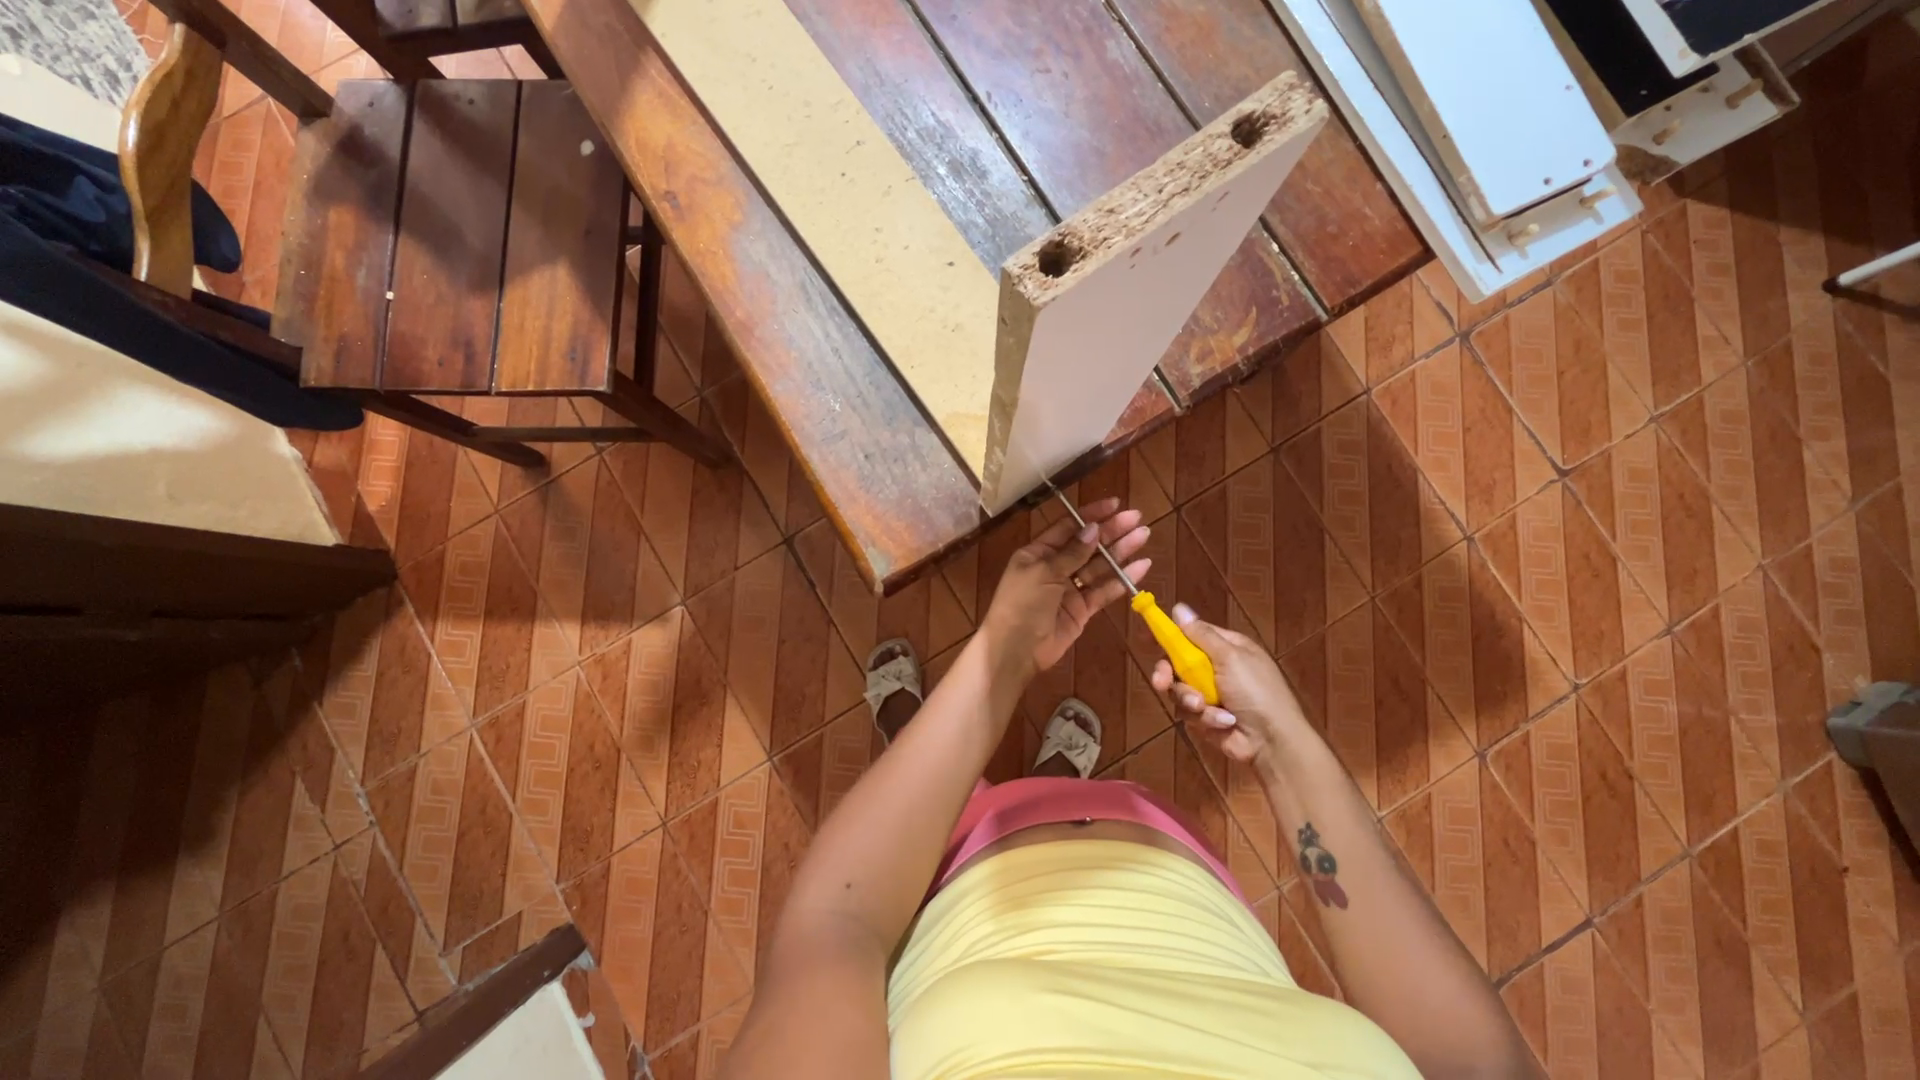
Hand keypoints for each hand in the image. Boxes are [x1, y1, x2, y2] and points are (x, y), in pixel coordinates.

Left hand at [980, 497, 1150, 675]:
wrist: (1015, 650)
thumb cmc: (1022, 604)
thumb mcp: (1043, 573)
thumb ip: (1071, 553)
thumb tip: (1093, 529)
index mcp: (1038, 553)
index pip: (1068, 527)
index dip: (1091, 515)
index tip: (1115, 504)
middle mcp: (1054, 567)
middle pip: (1087, 545)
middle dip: (1111, 531)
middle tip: (1136, 519)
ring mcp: (1069, 589)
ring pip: (1099, 566)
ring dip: (1120, 552)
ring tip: (1143, 536)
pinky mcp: (1082, 610)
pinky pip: (1104, 590)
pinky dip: (1121, 580)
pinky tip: (1141, 567)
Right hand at [1150, 605, 1309, 774]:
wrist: (1271, 740)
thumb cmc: (1257, 691)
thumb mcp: (1231, 657)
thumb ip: (1200, 635)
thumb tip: (1178, 608)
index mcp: (1226, 647)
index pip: (1189, 633)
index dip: (1169, 634)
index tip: (1147, 635)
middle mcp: (1215, 667)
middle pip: (1176, 662)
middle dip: (1167, 673)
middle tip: (1162, 681)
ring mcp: (1209, 693)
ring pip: (1178, 689)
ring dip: (1189, 699)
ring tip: (1203, 707)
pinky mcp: (1204, 717)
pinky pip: (1188, 712)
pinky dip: (1203, 718)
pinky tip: (1222, 722)